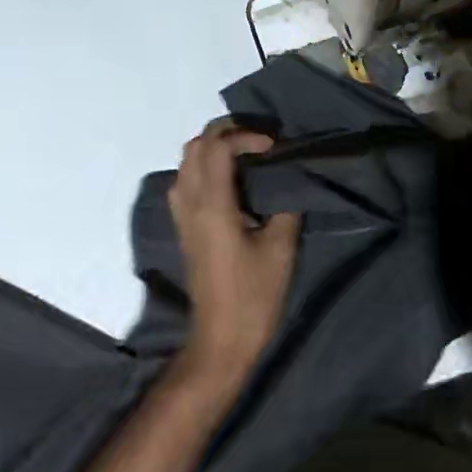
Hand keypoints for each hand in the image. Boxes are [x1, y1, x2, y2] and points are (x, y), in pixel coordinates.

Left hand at [168, 120, 301, 376]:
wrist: (220, 340)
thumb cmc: (253, 297)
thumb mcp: (280, 251)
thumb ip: (286, 207)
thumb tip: (290, 179)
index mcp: (212, 206)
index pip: (218, 148)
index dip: (246, 136)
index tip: (274, 146)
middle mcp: (190, 203)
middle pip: (195, 145)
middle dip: (225, 131)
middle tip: (258, 139)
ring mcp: (181, 215)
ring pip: (186, 160)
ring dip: (212, 146)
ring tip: (246, 153)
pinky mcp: (182, 227)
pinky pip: (185, 179)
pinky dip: (203, 165)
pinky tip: (230, 179)